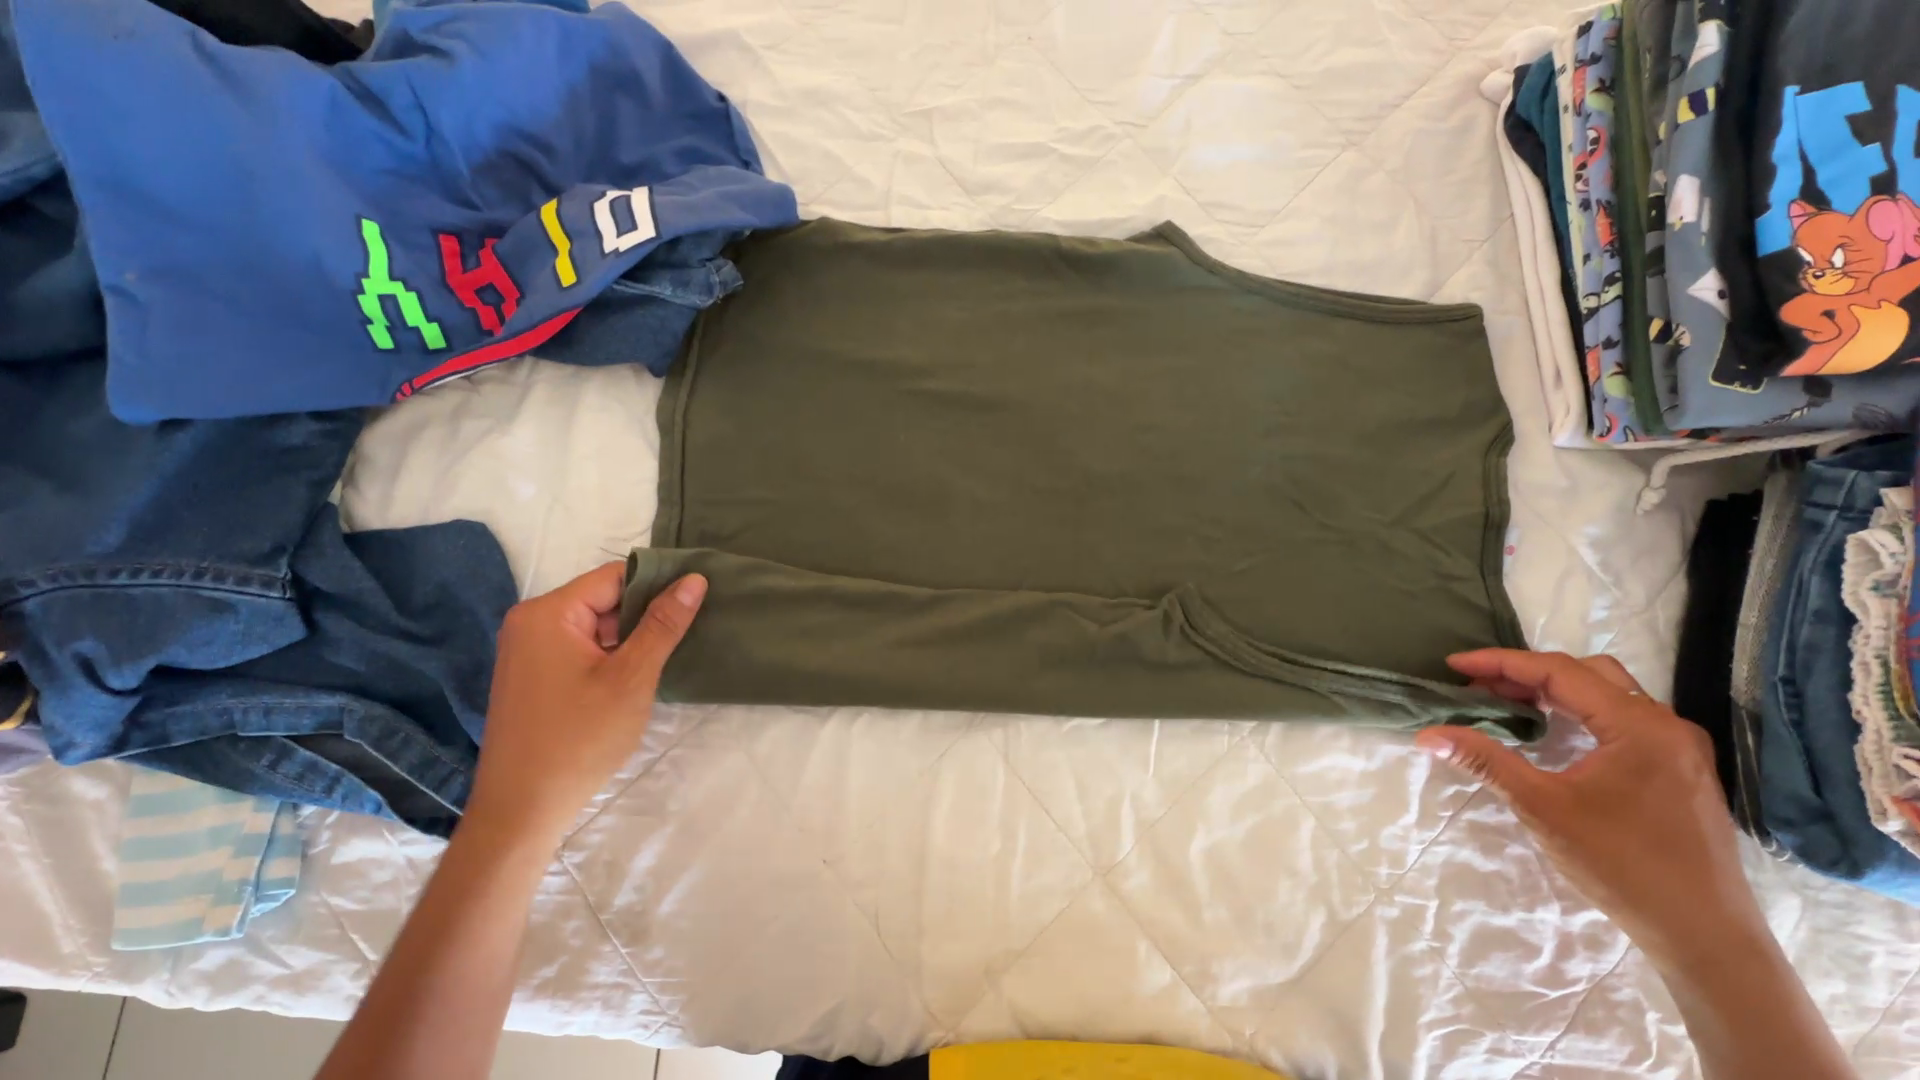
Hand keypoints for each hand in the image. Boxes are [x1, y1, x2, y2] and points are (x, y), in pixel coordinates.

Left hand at [464, 563, 706, 846]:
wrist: (521, 808)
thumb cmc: (579, 739)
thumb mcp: (631, 678)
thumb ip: (662, 625)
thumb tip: (694, 579)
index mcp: (548, 613)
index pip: (614, 577)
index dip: (658, 584)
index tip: (699, 597)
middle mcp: (531, 623)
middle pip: (603, 600)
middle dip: (645, 614)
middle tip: (690, 630)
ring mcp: (527, 651)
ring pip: (594, 627)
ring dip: (630, 639)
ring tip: (671, 653)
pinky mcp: (532, 677)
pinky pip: (579, 650)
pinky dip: (610, 657)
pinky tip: (637, 677)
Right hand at [1416, 649, 1769, 972]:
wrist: (1703, 932)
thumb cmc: (1620, 865)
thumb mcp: (1541, 808)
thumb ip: (1486, 761)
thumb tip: (1427, 735)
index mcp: (1637, 725)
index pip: (1559, 672)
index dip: (1501, 662)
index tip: (1455, 664)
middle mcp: (1665, 725)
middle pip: (1587, 673)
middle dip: (1526, 673)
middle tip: (1478, 687)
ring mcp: (1680, 747)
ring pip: (1609, 693)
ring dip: (1555, 690)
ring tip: (1507, 703)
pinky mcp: (1681, 769)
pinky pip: (1624, 718)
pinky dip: (1581, 712)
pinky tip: (1555, 732)